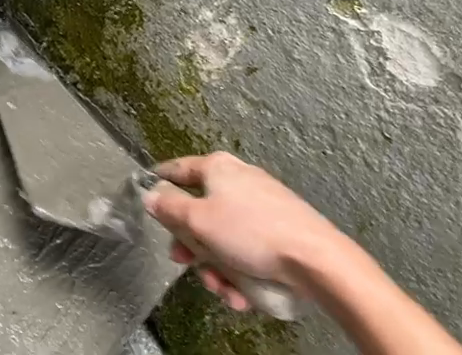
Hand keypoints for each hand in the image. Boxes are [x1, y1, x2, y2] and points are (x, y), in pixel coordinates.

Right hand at [144, 152, 348, 311]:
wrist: (315, 258)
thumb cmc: (250, 232)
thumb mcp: (199, 221)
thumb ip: (169, 208)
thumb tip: (150, 195)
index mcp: (217, 167)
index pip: (178, 169)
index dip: (159, 182)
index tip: (146, 195)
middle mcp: (238, 178)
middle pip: (201, 210)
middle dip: (193, 244)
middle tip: (185, 263)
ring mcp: (261, 202)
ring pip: (224, 235)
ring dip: (217, 266)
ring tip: (225, 290)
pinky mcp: (280, 227)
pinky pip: (248, 245)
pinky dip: (241, 269)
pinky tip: (244, 293)